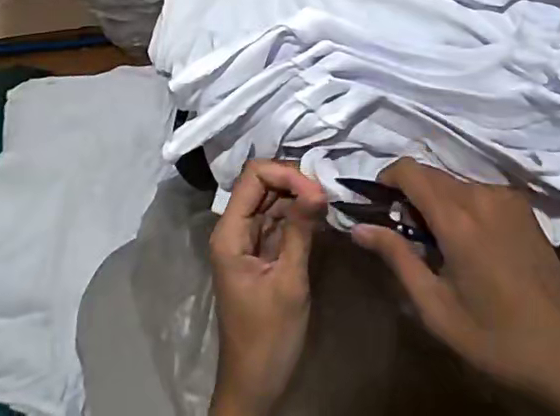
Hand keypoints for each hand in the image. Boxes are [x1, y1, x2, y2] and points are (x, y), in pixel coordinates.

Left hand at [209, 160, 327, 415]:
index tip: (316, 190)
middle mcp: (235, 229)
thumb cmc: (268, 337)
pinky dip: (301, 214)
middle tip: (328, 193)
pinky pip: (280, 219)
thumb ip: (300, 230)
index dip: (285, 174)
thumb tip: (317, 187)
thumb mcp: (289, 282)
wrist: (254, 385)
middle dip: (296, 181)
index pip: (253, 176)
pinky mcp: (263, 252)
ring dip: (301, 196)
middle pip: (263, 183)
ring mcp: (249, 240)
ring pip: (274, 199)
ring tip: (330, 203)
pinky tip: (322, 217)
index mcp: (230, 233)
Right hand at [351, 160, 559, 415]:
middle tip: (400, 234)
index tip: (374, 204)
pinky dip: (463, 206)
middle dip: (409, 194)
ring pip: (457, 184)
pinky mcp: (525, 208)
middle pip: (433, 175)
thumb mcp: (437, 309)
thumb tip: (359, 227)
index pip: (411, 170)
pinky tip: (468, 244)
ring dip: (437, 202)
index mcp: (459, 217)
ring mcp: (508, 198)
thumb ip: (397, 258)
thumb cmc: (496, 339)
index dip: (386, 178)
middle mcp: (484, 195)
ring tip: (434, 245)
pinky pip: (481, 193)